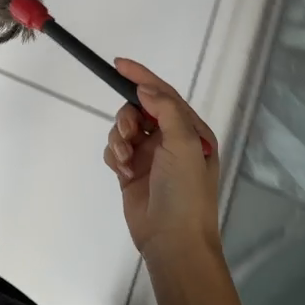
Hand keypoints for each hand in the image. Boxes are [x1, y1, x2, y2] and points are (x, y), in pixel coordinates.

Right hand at [102, 59, 220, 267]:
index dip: (141, 77)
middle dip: (127, 117)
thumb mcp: (184, 145)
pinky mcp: (131, 172)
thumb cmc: (186, 191)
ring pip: (122, 129)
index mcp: (190, 131)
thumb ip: (166, 110)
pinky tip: (123, 172)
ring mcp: (150, 156)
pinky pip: (115, 150)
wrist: (173, 240)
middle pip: (138, 109)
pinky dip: (115, 156)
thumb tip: (144, 88)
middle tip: (128, 134)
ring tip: (126, 161)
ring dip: (119, 139)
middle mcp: (170, 139)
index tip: (118, 64)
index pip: (163, 94)